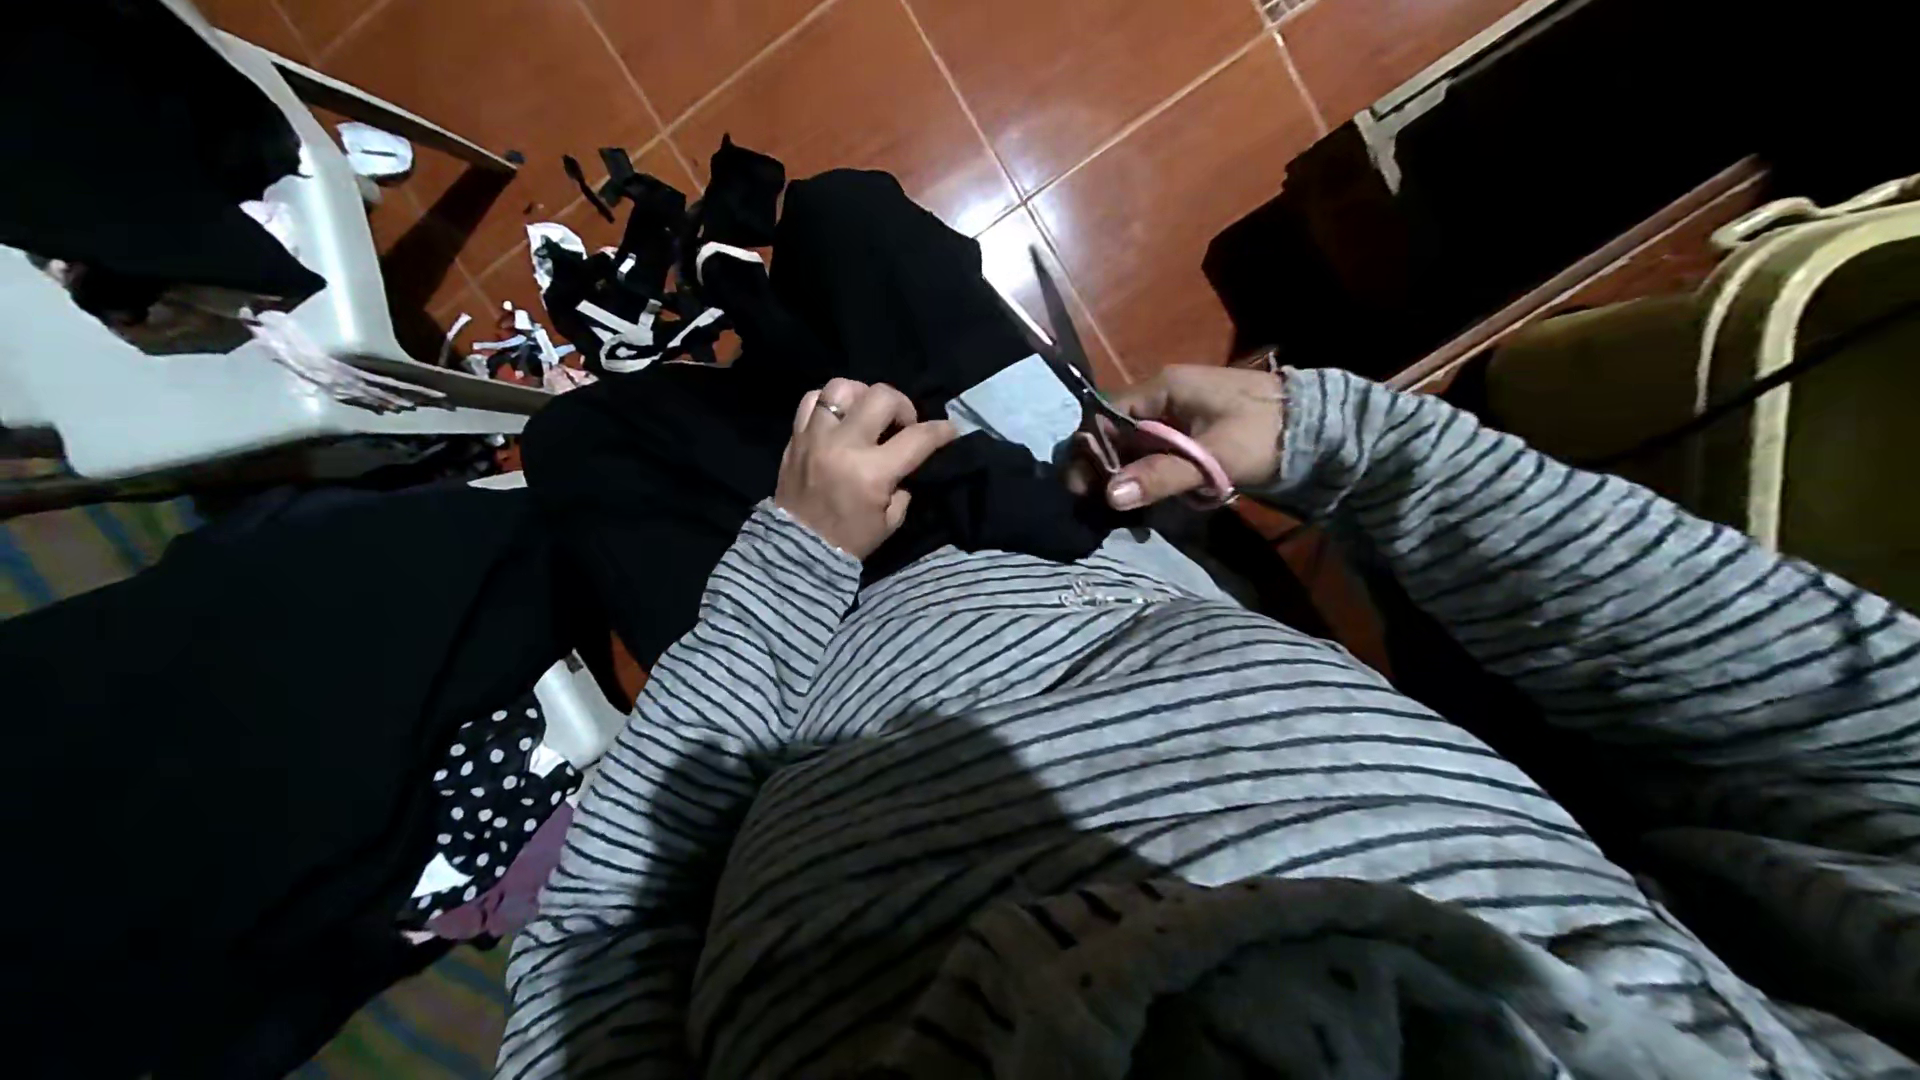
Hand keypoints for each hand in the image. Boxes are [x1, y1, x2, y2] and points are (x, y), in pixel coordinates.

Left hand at [775, 378, 957, 557]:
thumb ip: (904, 484)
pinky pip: (812, 400)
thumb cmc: (850, 539)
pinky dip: (829, 403)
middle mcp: (844, 445)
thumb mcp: (891, 520)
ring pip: (843, 388)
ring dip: (863, 397)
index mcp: (872, 472)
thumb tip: (908, 460)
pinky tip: (839, 418)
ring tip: (868, 414)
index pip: (917, 438)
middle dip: (902, 406)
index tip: (949, 430)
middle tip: (902, 425)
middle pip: (881, 397)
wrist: (799, 549)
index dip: (940, 431)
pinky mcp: (796, 437)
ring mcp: (815, 437)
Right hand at [1069, 365, 1285, 509]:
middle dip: (1106, 466)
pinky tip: (1149, 498)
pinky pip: (1156, 453)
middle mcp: (1164, 397)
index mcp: (1163, 388)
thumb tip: (1110, 496)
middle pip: (1116, 431)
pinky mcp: (1192, 434)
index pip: (1104, 414)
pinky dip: (1149, 474)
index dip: (1089, 448)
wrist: (1322, 431)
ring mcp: (1178, 415)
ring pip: (1135, 444)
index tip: (1084, 485)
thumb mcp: (1213, 456)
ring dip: (1129, 474)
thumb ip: (1162, 475)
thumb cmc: (1265, 434)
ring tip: (1124, 507)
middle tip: (1100, 503)